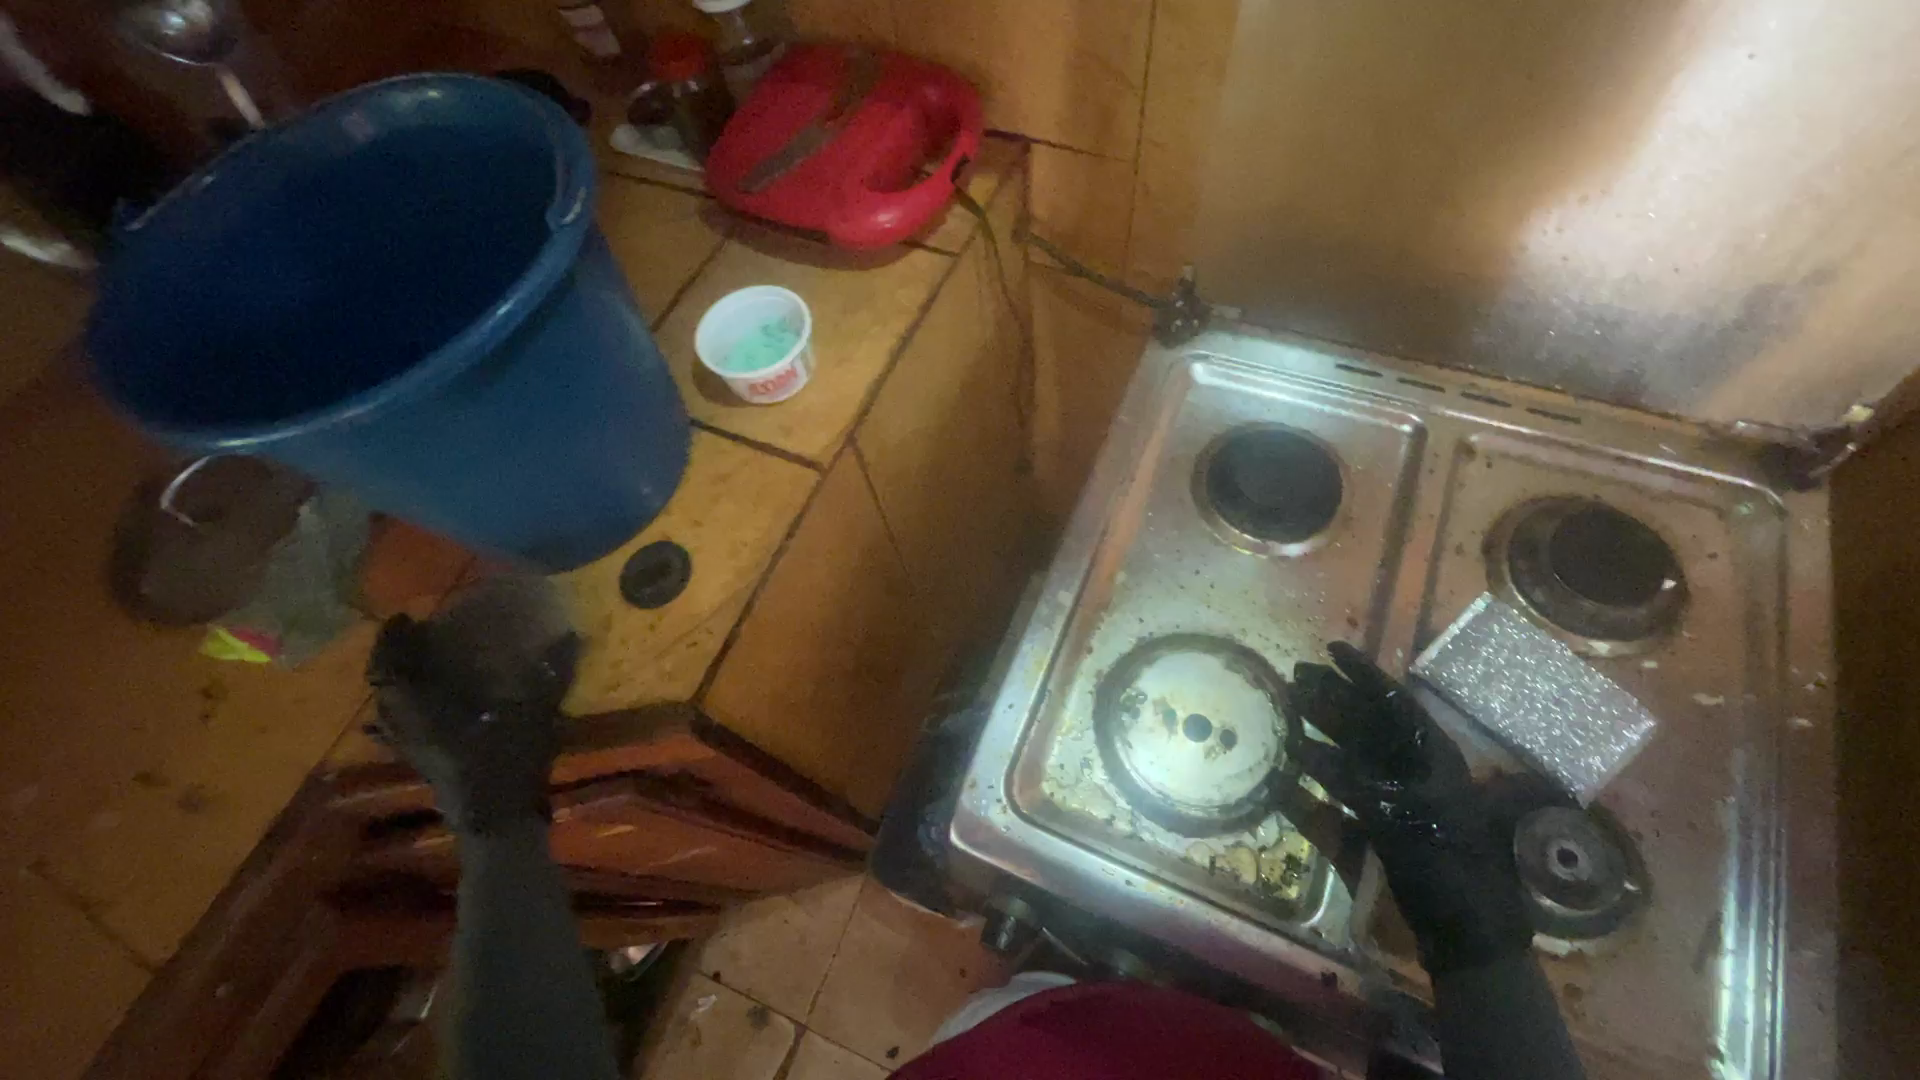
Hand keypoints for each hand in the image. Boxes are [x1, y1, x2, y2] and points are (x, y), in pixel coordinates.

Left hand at [368, 613, 579, 835]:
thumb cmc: (511, 766)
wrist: (498, 824)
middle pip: (384, 686)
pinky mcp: (423, 765)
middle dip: (393, 657)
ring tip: (414, 665)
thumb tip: (571, 635)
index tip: (406, 617)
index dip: (394, 640)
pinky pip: (397, 732)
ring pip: (387, 709)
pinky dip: (396, 716)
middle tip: (413, 636)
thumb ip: (552, 675)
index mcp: (428, 709)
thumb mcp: (537, 715)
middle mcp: (411, 726)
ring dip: (395, 684)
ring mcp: (413, 749)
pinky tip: (403, 716)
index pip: (393, 667)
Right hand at [1285, 642, 1533, 973]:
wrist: (1469, 935)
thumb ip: (1352, 786)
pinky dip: (1319, 773)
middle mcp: (1415, 768)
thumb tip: (1301, 753)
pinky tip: (1292, 763)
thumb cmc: (1450, 871)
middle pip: (1369, 721)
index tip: (1331, 649)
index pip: (1394, 702)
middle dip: (1334, 697)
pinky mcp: (1380, 821)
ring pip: (1354, 749)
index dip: (1362, 674)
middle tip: (1295, 676)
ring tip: (1289, 707)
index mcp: (1434, 757)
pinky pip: (1343, 786)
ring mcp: (1397, 795)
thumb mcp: (1403, 823)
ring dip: (1322, 729)